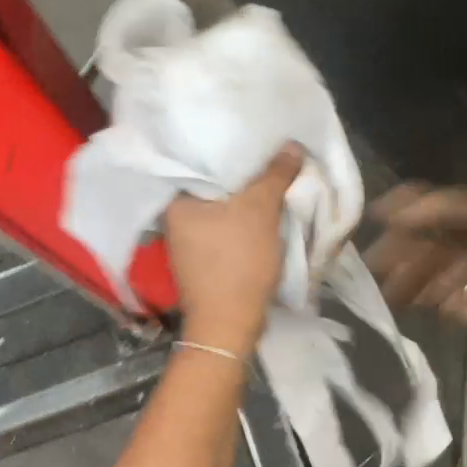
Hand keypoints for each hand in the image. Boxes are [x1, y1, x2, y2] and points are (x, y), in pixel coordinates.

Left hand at [162, 144, 304, 356]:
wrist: (229, 325)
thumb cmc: (237, 261)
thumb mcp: (260, 210)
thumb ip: (274, 174)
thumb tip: (291, 145)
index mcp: (176, 203)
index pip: (202, 163)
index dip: (231, 151)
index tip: (257, 141)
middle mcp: (175, 222)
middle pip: (215, 189)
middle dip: (243, 179)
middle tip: (270, 160)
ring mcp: (188, 247)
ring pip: (222, 212)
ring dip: (245, 204)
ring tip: (272, 183)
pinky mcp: (203, 266)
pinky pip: (226, 234)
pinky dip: (243, 226)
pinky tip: (264, 218)